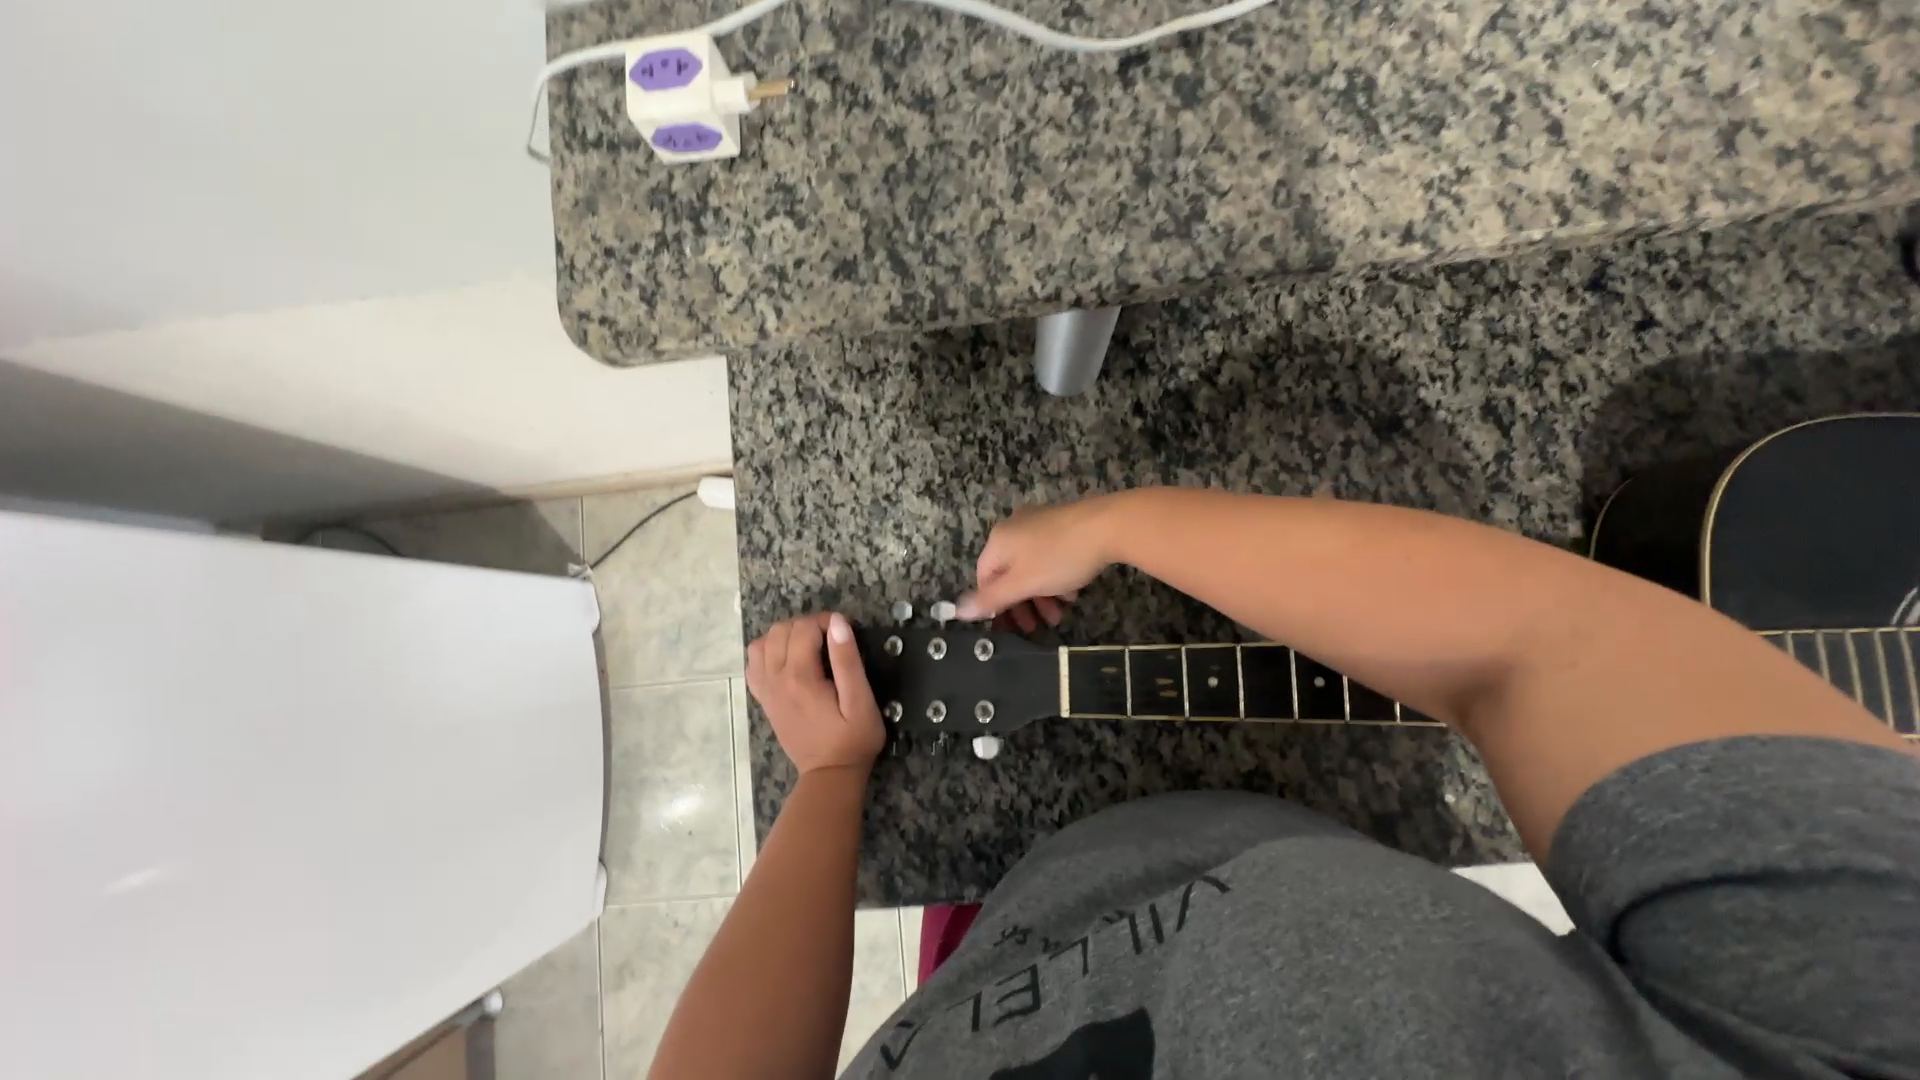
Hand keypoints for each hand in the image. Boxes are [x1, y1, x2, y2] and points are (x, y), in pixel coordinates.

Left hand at [746, 612, 884, 775]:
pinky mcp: (763, 698)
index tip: (847, 632)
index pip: (805, 628)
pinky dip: (768, 652)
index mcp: (801, 677)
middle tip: (832, 639)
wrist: (829, 774)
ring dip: (786, 635)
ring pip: (762, 642)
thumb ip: (848, 660)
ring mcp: (765, 689)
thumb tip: (838, 623)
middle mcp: (776, 679)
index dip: (827, 622)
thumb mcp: (861, 701)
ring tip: (809, 646)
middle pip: (781, 630)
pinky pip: (753, 663)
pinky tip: (788, 660)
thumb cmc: (852, 739)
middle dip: (807, 625)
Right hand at [956, 496, 1122, 628]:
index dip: (993, 605)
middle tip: (1035, 627)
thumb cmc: (1059, 558)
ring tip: (1059, 615)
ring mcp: (1039, 524)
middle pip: (1008, 573)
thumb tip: (957, 610)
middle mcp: (1014, 528)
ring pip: (1031, 567)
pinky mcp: (1062, 525)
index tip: (1010, 627)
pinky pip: (1050, 557)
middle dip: (1021, 604)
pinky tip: (1072, 593)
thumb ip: (991, 598)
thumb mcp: (1023, 584)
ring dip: (1041, 595)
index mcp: (998, 541)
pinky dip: (1056, 578)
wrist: (1108, 526)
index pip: (983, 578)